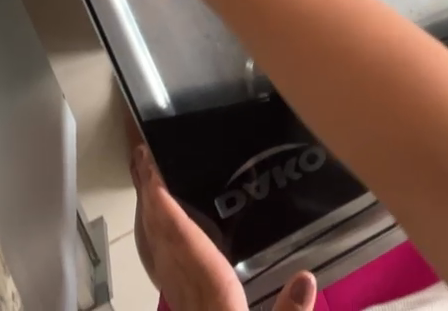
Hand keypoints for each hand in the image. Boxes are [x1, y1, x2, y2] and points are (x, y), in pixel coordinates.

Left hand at [132, 144, 317, 310]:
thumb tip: (308, 277)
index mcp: (211, 293)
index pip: (181, 240)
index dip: (163, 203)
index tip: (151, 167)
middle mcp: (188, 291)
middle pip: (160, 235)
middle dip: (148, 192)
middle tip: (139, 153)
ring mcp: (181, 298)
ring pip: (156, 248)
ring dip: (148, 210)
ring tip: (143, 176)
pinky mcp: (184, 304)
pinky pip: (161, 261)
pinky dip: (156, 234)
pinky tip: (157, 225)